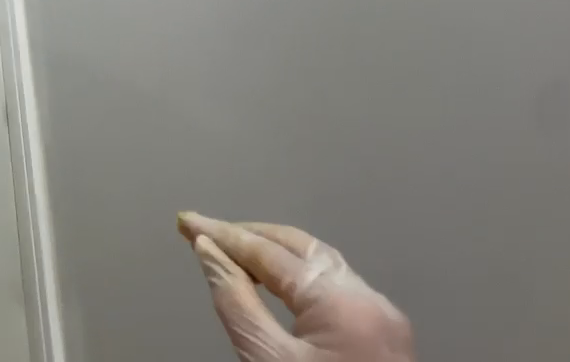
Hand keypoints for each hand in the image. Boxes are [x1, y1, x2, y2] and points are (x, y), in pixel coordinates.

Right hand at [177, 212, 414, 361]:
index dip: (222, 234)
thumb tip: (207, 249)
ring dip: (269, 252)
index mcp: (342, 301)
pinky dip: (293, 273)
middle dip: (247, 235)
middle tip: (202, 232)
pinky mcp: (384, 338)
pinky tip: (267, 279)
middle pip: (297, 246)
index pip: (267, 251)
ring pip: (317, 262)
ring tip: (227, 250)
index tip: (184, 222)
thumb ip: (234, 298)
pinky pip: (331, 285)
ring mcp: (383, 318)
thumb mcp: (266, 360)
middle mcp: (369, 298)